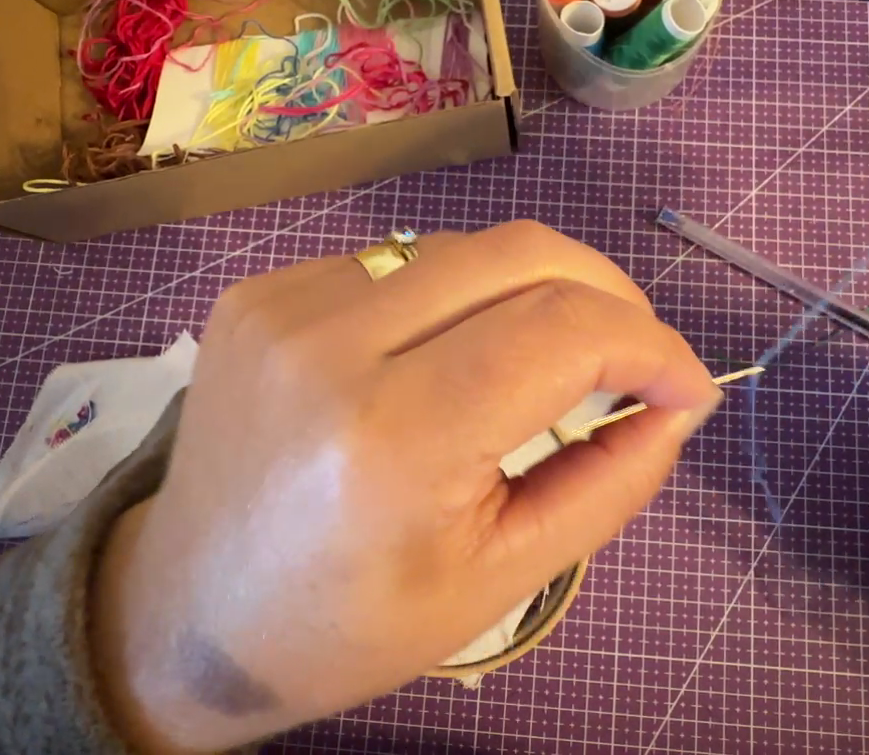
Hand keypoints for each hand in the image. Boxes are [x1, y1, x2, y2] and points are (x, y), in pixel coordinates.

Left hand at [88, 222, 719, 750]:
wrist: (184, 610)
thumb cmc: (349, 619)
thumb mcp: (500, 577)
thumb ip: (610, 481)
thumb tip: (678, 399)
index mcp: (393, 437)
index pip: (561, 329)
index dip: (649, 342)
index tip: (684, 383)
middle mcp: (331, 342)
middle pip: (520, 253)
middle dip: (606, 291)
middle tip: (631, 352)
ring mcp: (285, 300)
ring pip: (464, 248)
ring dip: (528, 293)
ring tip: (534, 361)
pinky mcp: (263, 286)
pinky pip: (399, 262)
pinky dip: (451, 299)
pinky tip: (435, 358)